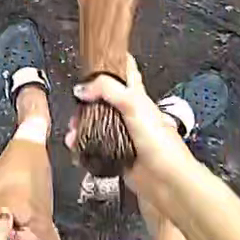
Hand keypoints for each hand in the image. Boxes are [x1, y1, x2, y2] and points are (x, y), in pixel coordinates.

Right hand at [67, 58, 200, 201]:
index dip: (110, 61)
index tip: (92, 58)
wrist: (167, 180)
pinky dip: (80, 145)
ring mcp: (120, 133)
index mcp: (136, 95)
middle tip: (76, 106)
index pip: (124, 70)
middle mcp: (127, 112)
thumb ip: (106, 89)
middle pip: (101, 98)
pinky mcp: (113, 153)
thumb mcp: (133, 103)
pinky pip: (92, 145)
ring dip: (79, 125)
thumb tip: (81, 89)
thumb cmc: (158, 141)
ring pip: (93, 122)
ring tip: (73, 131)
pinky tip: (75, 146)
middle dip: (84, 100)